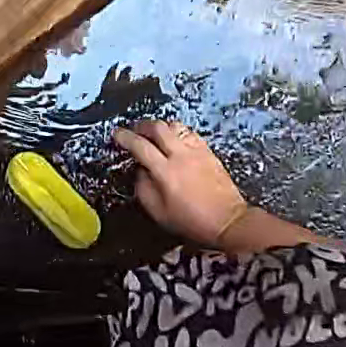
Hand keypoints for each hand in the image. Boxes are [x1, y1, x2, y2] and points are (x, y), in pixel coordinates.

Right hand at [113, 120, 251, 245]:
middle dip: (142, 126)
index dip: (125, 137)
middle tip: (135, 131)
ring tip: (155, 135)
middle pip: (158, 127)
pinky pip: (190, 134)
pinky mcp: (209, 152)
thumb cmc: (192, 221)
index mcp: (166, 172)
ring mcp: (197, 151)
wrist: (227, 221)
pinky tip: (175, 142)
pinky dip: (178, 134)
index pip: (140, 146)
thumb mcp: (159, 212)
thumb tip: (139, 171)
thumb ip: (143, 189)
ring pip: (175, 126)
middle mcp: (181, 156)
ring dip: (161, 127)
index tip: (118, 135)